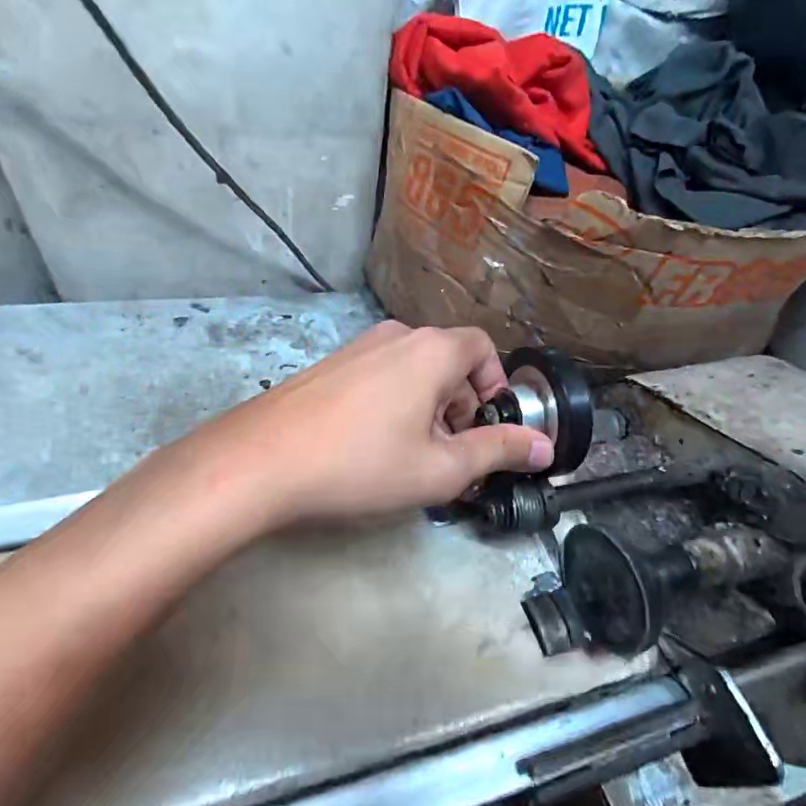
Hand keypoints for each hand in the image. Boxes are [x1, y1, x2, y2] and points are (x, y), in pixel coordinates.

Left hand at [181, 321, 554, 528]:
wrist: (259, 462)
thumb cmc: (361, 464)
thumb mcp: (442, 468)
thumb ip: (499, 452)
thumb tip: (545, 447)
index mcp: (431, 350)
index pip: (483, 348)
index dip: (495, 386)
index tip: (485, 429)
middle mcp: (396, 336)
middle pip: (448, 362)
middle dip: (460, 407)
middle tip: (448, 456)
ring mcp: (356, 348)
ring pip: (412, 372)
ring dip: (426, 409)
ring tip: (409, 457)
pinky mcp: (328, 366)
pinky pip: (379, 378)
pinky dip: (392, 405)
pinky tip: (369, 448)